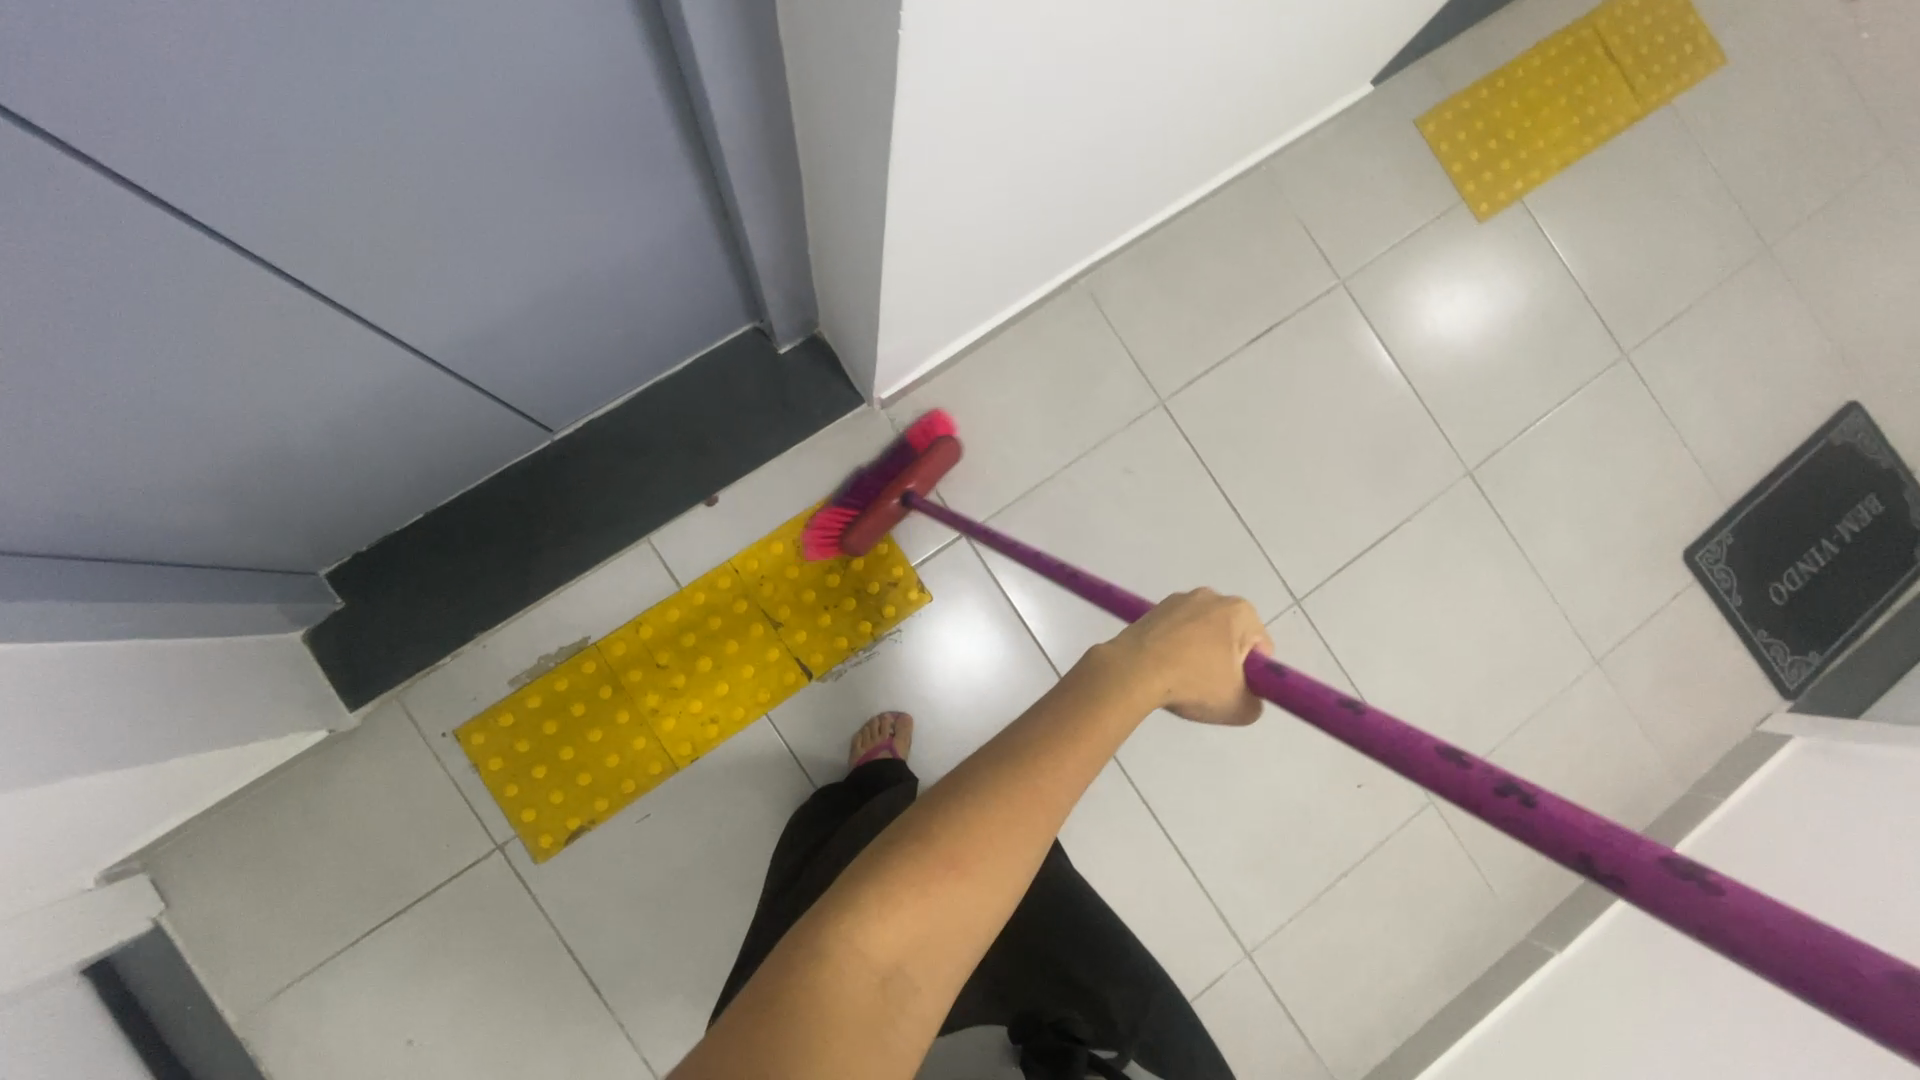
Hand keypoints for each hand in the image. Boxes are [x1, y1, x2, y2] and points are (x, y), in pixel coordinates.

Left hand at [1091, 589, 1271, 725]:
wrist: (1132, 671)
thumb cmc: (1193, 682)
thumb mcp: (1239, 707)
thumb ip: (1256, 704)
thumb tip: (1247, 698)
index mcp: (1240, 611)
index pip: (1261, 648)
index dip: (1253, 674)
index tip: (1234, 688)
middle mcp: (1211, 596)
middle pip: (1230, 636)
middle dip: (1225, 660)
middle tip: (1208, 686)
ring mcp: (1177, 600)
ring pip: (1200, 633)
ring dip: (1197, 652)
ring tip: (1182, 678)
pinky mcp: (1151, 609)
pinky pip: (1174, 632)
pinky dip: (1173, 647)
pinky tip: (1163, 667)